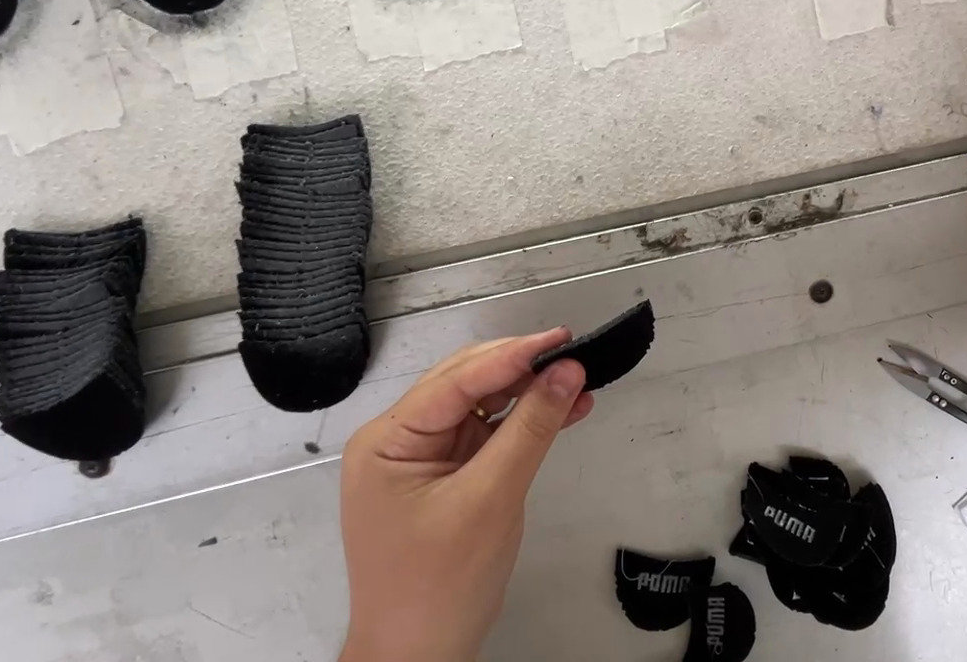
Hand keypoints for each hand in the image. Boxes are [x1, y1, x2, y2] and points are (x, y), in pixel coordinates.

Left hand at [338, 330, 593, 661]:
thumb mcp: (490, 499)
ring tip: (578, 380)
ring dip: (530, 394)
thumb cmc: (442, 583)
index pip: (456, 381)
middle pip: (467, 384)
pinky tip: (567, 411)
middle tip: (573, 354)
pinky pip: (492, 434)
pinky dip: (527, 424)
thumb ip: (530, 428)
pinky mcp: (451, 476)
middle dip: (521, 368)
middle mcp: (401, 440)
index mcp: (388, 440)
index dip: (512, 354)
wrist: (420, 659)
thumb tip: (569, 370)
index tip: (562, 337)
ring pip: (484, 405)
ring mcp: (426, 458)